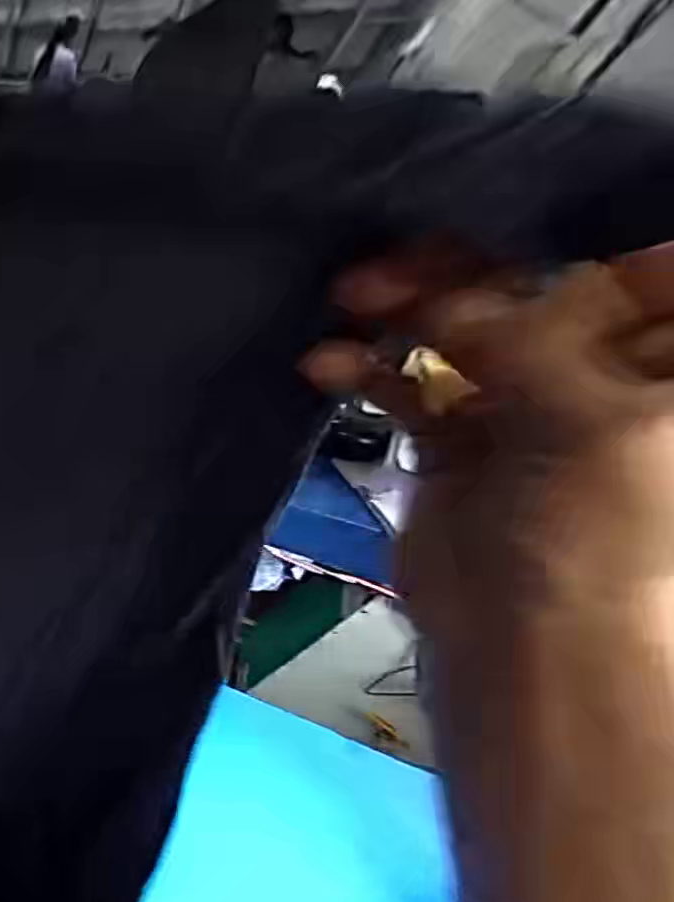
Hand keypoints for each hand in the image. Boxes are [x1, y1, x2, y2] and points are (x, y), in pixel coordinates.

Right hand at [302, 242, 673, 655]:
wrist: (523, 629)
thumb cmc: (607, 537)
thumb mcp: (597, 429)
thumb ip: (530, 350)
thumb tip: (450, 296)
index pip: (648, 262)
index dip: (577, 227)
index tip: (489, 206)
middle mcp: (616, 366)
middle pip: (542, 290)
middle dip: (467, 272)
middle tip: (386, 264)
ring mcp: (530, 399)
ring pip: (464, 333)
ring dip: (402, 317)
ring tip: (344, 304)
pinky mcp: (456, 432)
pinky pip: (408, 385)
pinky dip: (366, 371)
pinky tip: (326, 364)